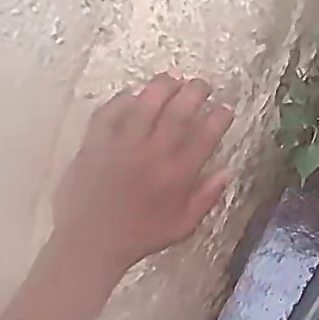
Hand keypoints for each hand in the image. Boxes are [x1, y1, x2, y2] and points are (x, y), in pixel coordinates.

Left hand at [51, 75, 233, 276]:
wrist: (92, 242)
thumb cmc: (142, 236)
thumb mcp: (185, 224)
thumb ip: (207, 196)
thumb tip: (227, 171)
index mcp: (178, 174)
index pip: (205, 136)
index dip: (218, 118)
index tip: (226, 109)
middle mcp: (152, 154)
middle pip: (178, 113)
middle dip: (194, 93)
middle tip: (203, 84)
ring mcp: (121, 146)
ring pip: (144, 105)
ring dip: (161, 88)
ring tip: (172, 78)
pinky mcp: (94, 144)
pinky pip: (109, 113)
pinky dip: (122, 100)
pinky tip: (132, 94)